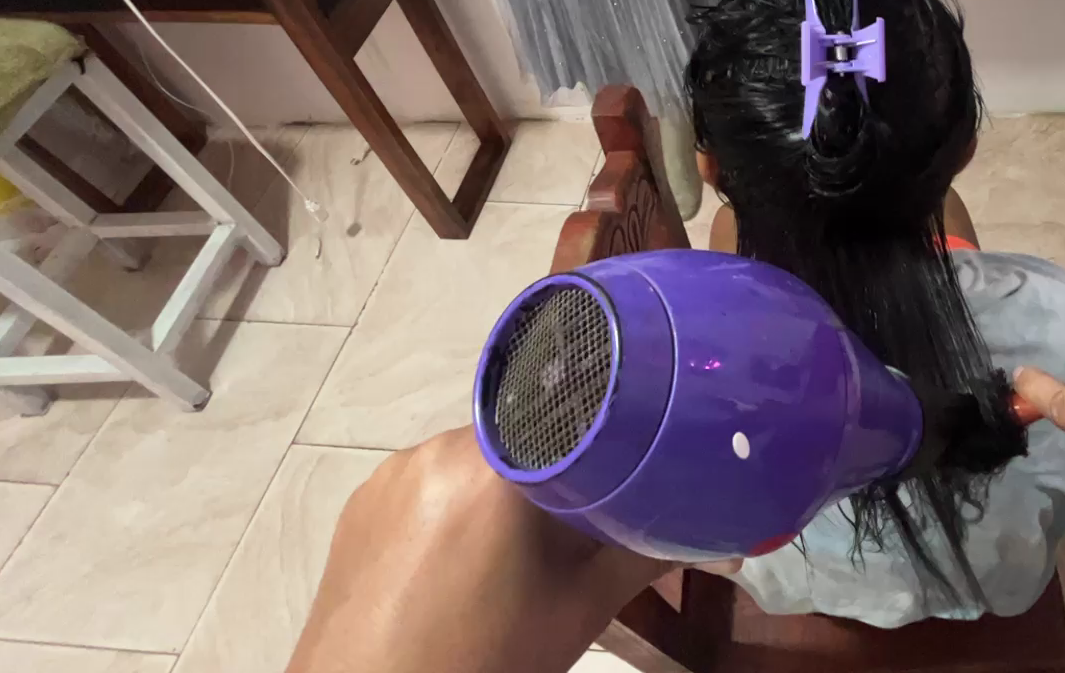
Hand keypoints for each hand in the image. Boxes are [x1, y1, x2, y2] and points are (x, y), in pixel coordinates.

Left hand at [286, 428, 665, 672]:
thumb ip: (644, 555)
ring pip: (475, 455)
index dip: (599, 438)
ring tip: (512, 545)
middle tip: (571, 521)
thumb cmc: (483, 662)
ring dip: (501, 484)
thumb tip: (704, 526)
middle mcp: (438, 448)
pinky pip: (429, 478)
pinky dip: (454, 501)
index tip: (618, 466)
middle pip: (522, 435)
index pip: (569, 416)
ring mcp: (392, 472)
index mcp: (494, 465)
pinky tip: (458, 555)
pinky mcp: (360, 500)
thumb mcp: (579, 610)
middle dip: (551, 469)